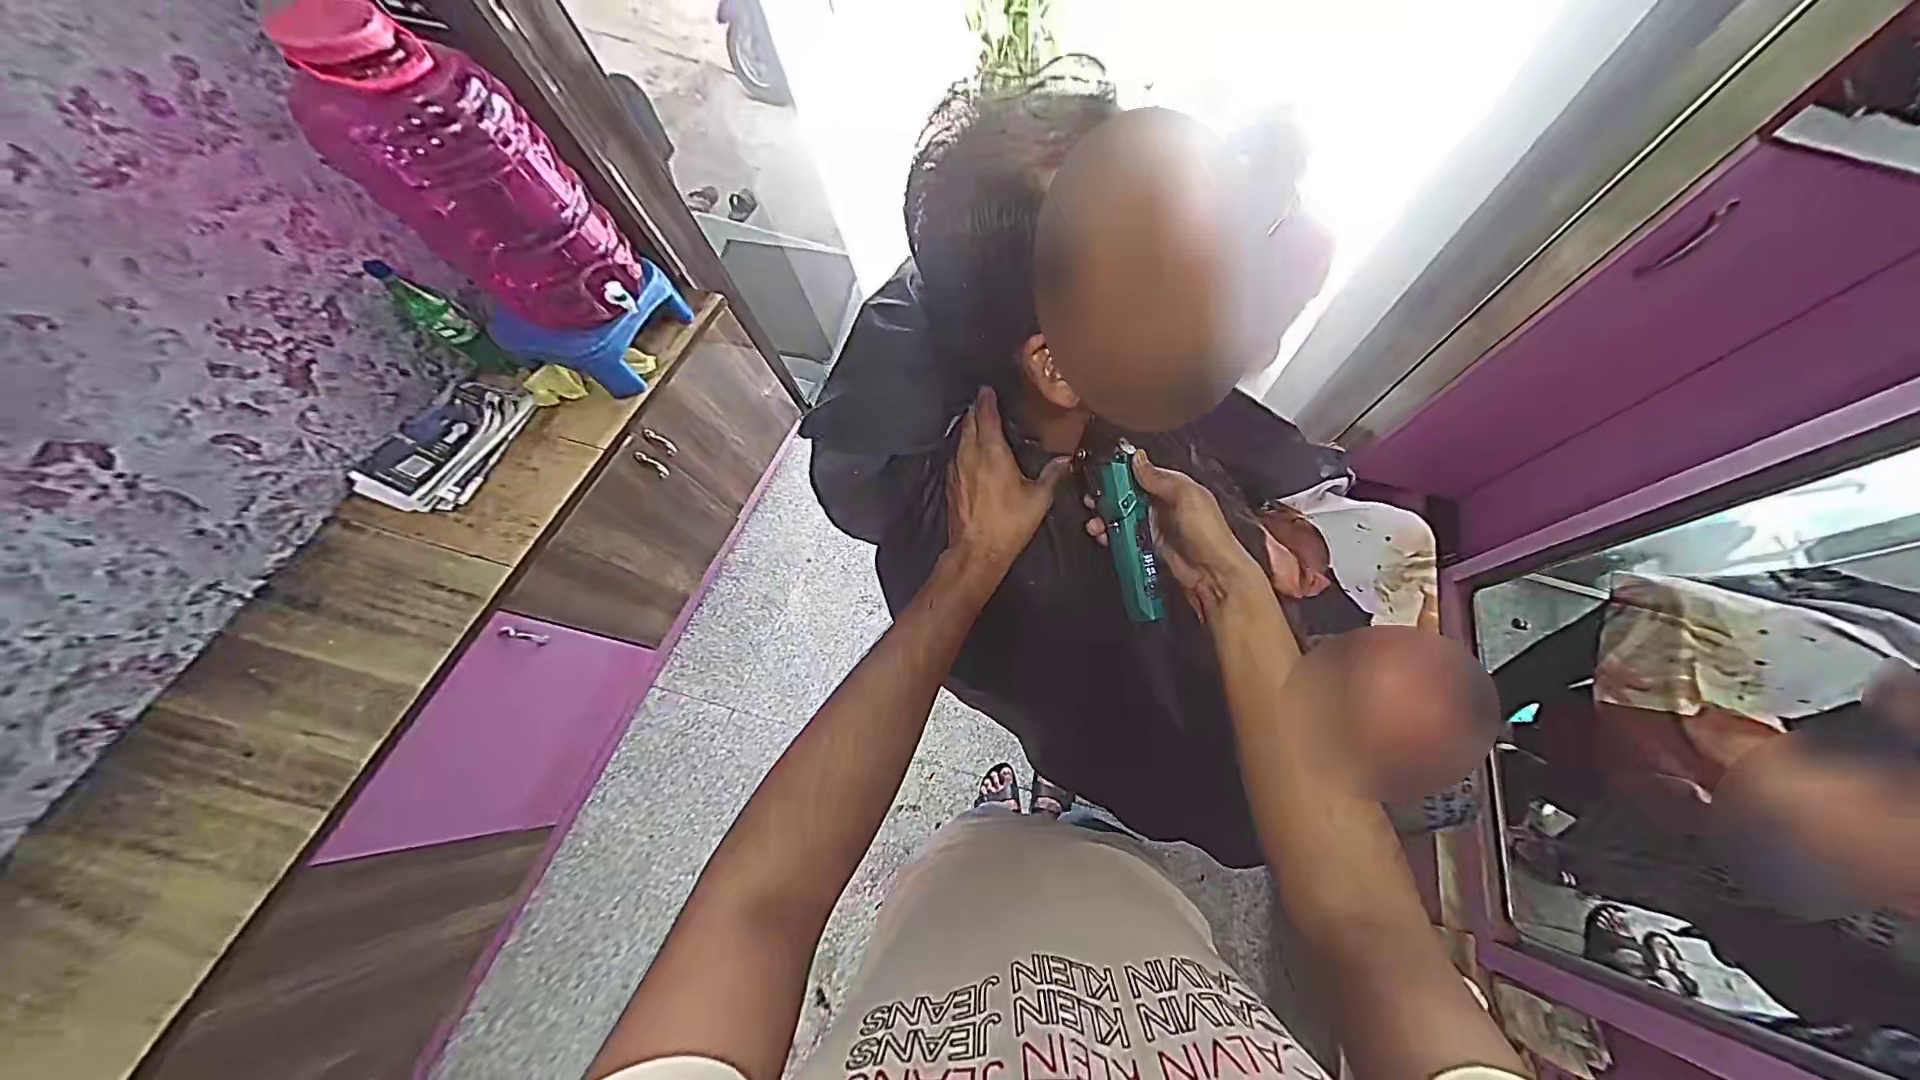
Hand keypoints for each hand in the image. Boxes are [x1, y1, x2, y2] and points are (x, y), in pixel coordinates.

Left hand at [946, 387, 1070, 570]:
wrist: (977, 551)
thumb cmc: (1006, 525)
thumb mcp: (1038, 498)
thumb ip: (1052, 475)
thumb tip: (1065, 462)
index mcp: (992, 453)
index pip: (985, 415)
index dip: (987, 399)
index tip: (988, 390)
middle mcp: (970, 456)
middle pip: (969, 422)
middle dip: (977, 410)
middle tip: (984, 402)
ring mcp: (956, 469)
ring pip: (960, 438)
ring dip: (969, 427)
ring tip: (979, 423)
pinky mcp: (950, 484)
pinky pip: (955, 456)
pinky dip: (964, 447)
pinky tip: (972, 453)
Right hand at [1085, 448, 1267, 618]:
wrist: (1212, 575)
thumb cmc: (1207, 534)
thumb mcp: (1186, 496)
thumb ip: (1159, 478)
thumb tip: (1138, 458)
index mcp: (1174, 488)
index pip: (1141, 474)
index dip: (1120, 474)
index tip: (1101, 476)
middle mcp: (1162, 506)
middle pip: (1126, 496)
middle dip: (1107, 498)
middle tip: (1092, 501)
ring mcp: (1153, 527)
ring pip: (1121, 517)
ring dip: (1105, 518)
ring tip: (1095, 524)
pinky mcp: (1147, 546)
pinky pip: (1123, 537)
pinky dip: (1110, 535)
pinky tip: (1103, 536)